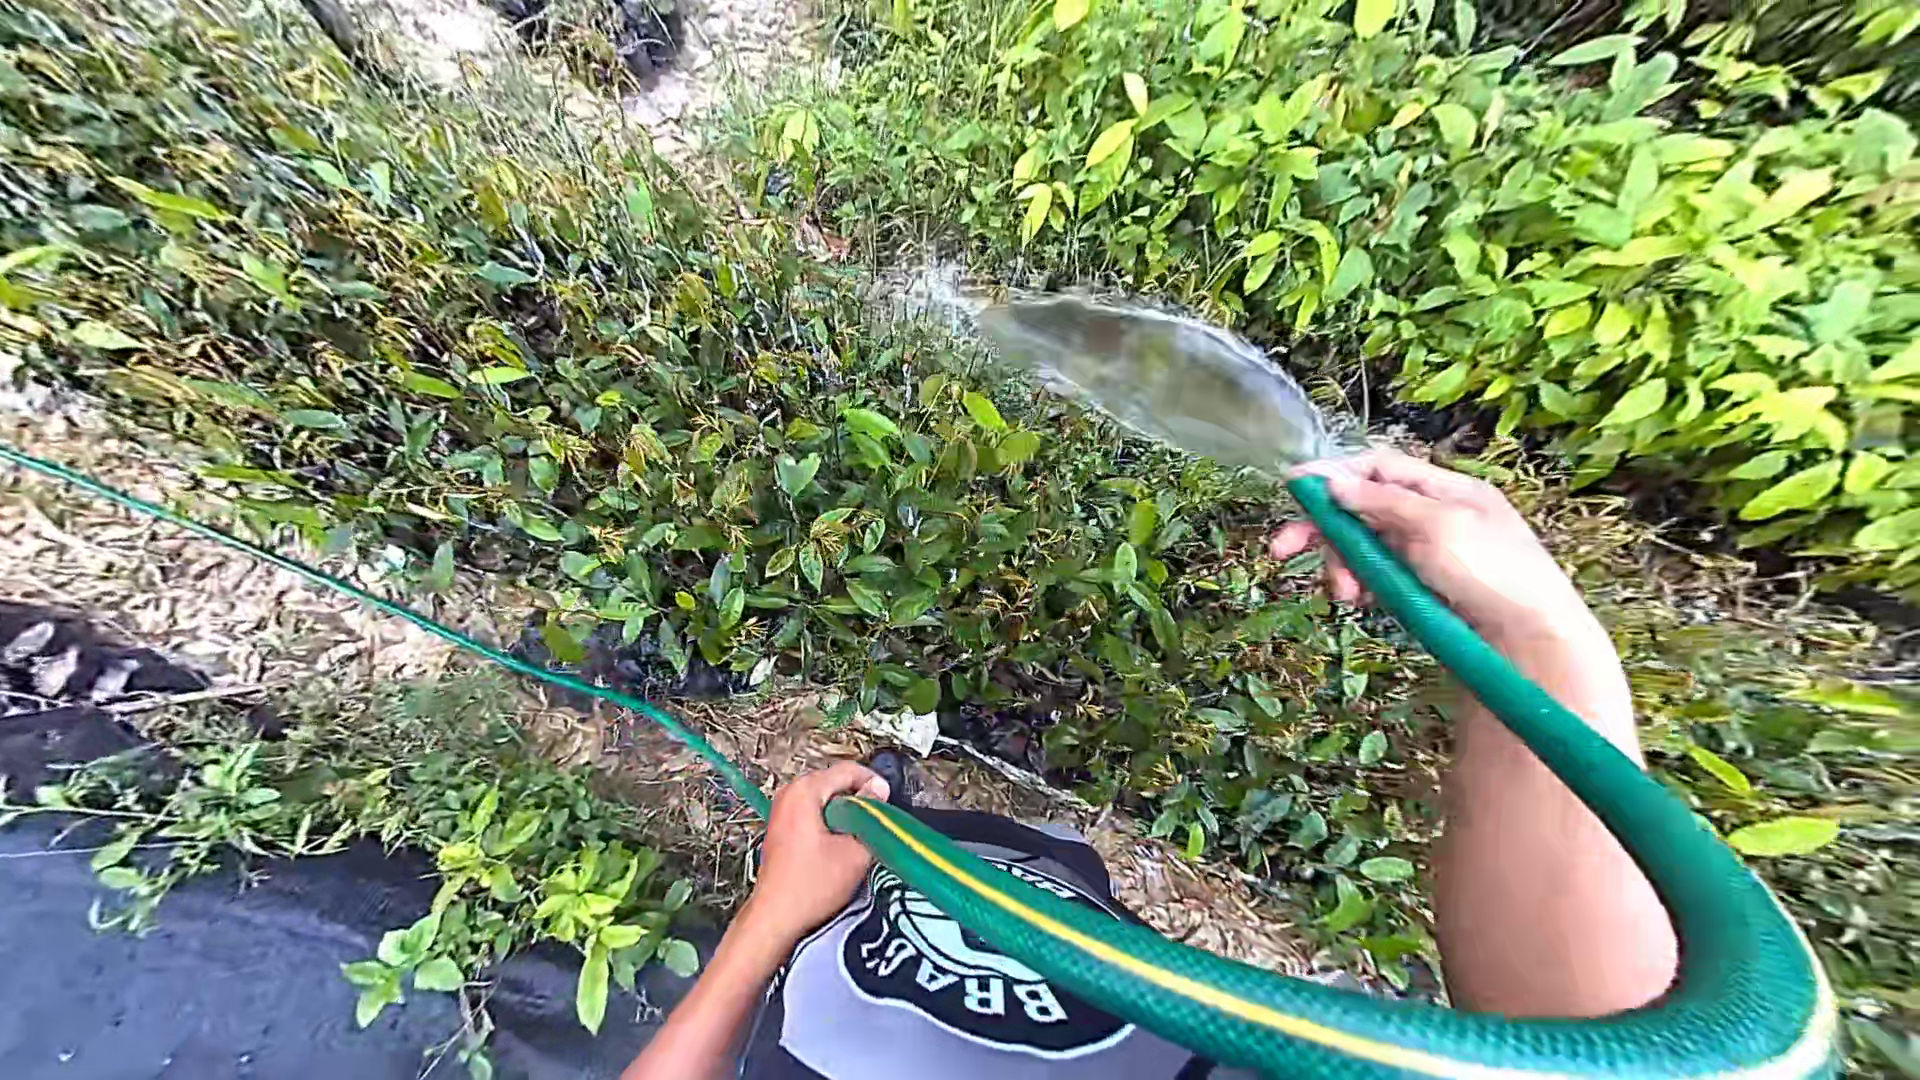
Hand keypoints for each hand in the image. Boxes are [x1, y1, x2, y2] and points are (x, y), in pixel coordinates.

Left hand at [737, 761, 890, 947]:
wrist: (774, 921)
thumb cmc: (811, 887)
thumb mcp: (854, 850)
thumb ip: (872, 814)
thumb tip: (878, 790)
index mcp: (804, 790)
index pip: (848, 770)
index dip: (873, 783)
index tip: (886, 802)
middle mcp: (790, 792)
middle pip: (836, 781)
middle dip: (858, 797)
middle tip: (875, 820)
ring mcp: (782, 808)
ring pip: (826, 796)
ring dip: (845, 810)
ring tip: (859, 834)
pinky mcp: (781, 825)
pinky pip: (814, 809)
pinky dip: (830, 819)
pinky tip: (838, 843)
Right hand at [1269, 449, 1599, 649]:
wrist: (1526, 642)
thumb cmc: (1494, 574)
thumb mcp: (1439, 527)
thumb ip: (1383, 501)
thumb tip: (1332, 481)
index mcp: (1442, 490)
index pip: (1375, 468)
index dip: (1332, 473)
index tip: (1293, 483)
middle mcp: (1425, 515)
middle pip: (1355, 508)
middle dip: (1319, 528)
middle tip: (1281, 549)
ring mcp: (1416, 551)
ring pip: (1355, 545)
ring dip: (1337, 565)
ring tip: (1342, 593)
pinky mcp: (1408, 582)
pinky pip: (1365, 573)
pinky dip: (1353, 583)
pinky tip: (1357, 599)